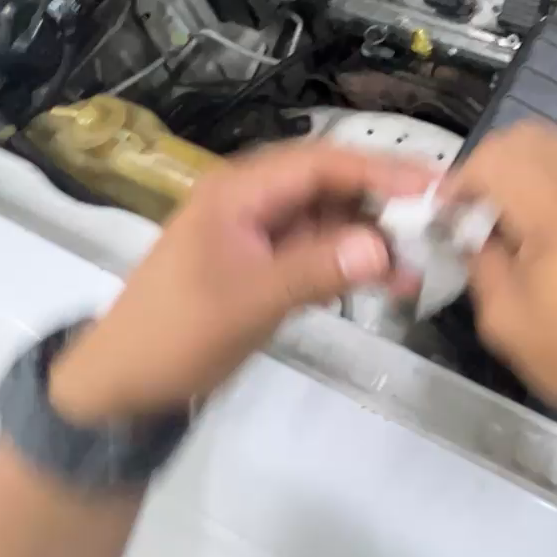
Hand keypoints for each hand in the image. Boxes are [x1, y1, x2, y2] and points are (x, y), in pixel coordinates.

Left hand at [48, 140, 433, 422]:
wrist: (120, 393)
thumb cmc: (174, 336)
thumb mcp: (246, 303)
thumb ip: (316, 270)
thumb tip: (382, 249)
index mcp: (240, 190)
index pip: (322, 163)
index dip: (378, 170)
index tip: (429, 185)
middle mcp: (256, 199)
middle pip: (332, 184)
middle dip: (384, 200)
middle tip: (436, 217)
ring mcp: (264, 231)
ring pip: (333, 218)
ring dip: (374, 237)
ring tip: (421, 259)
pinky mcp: (270, 262)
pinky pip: (324, 251)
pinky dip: (356, 263)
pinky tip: (394, 281)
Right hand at [444, 122, 556, 443]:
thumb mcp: (511, 322)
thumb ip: (480, 261)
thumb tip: (472, 229)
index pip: (494, 157)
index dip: (460, 180)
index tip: (446, 213)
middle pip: (524, 137)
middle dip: (489, 167)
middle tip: (475, 213)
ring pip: (555, 145)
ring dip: (523, 170)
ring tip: (514, 220)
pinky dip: (556, 179)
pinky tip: (553, 225)